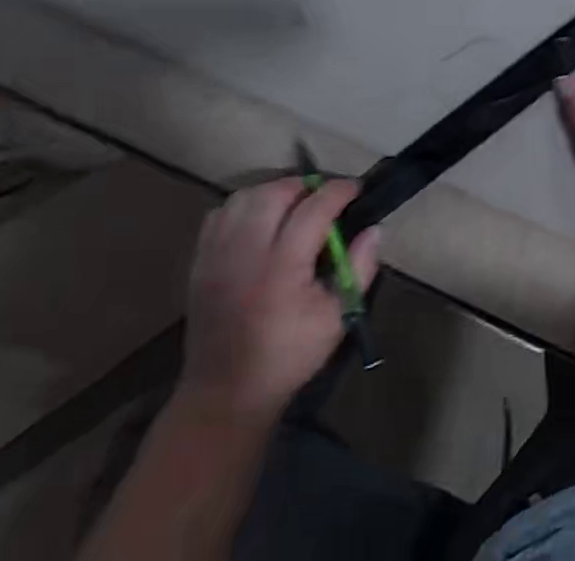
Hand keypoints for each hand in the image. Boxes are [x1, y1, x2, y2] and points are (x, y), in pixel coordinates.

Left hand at [179, 178, 379, 419]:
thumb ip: (359, 269)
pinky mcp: (200, 260)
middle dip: (305, 185)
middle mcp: (246, 249)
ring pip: (244, 196)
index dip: (338, 191)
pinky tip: (259, 221)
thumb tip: (374, 229)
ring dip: (273, 191)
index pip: (314, 208)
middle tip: (325, 196)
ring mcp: (218, 252)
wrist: (227, 390)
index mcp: (283, 265)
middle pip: (275, 192)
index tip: (356, 188)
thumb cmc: (289, 356)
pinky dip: (243, 206)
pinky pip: (220, 213)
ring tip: (293, 204)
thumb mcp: (337, 317)